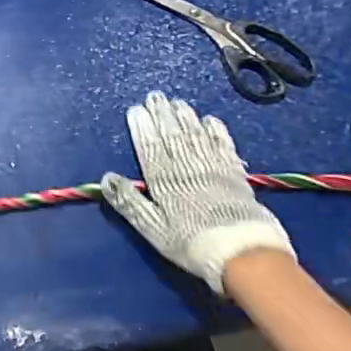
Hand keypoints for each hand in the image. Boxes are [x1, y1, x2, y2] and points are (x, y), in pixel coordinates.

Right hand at [100, 92, 293, 294]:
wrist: (243, 254)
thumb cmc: (190, 244)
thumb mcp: (151, 228)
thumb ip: (129, 201)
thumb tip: (107, 178)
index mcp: (164, 181)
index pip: (149, 147)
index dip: (142, 127)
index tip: (135, 110)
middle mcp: (188, 169)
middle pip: (173, 136)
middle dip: (162, 115)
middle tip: (155, 96)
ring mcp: (214, 170)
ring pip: (196, 136)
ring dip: (186, 117)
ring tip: (177, 102)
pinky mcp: (236, 176)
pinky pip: (224, 147)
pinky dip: (217, 132)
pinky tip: (210, 120)